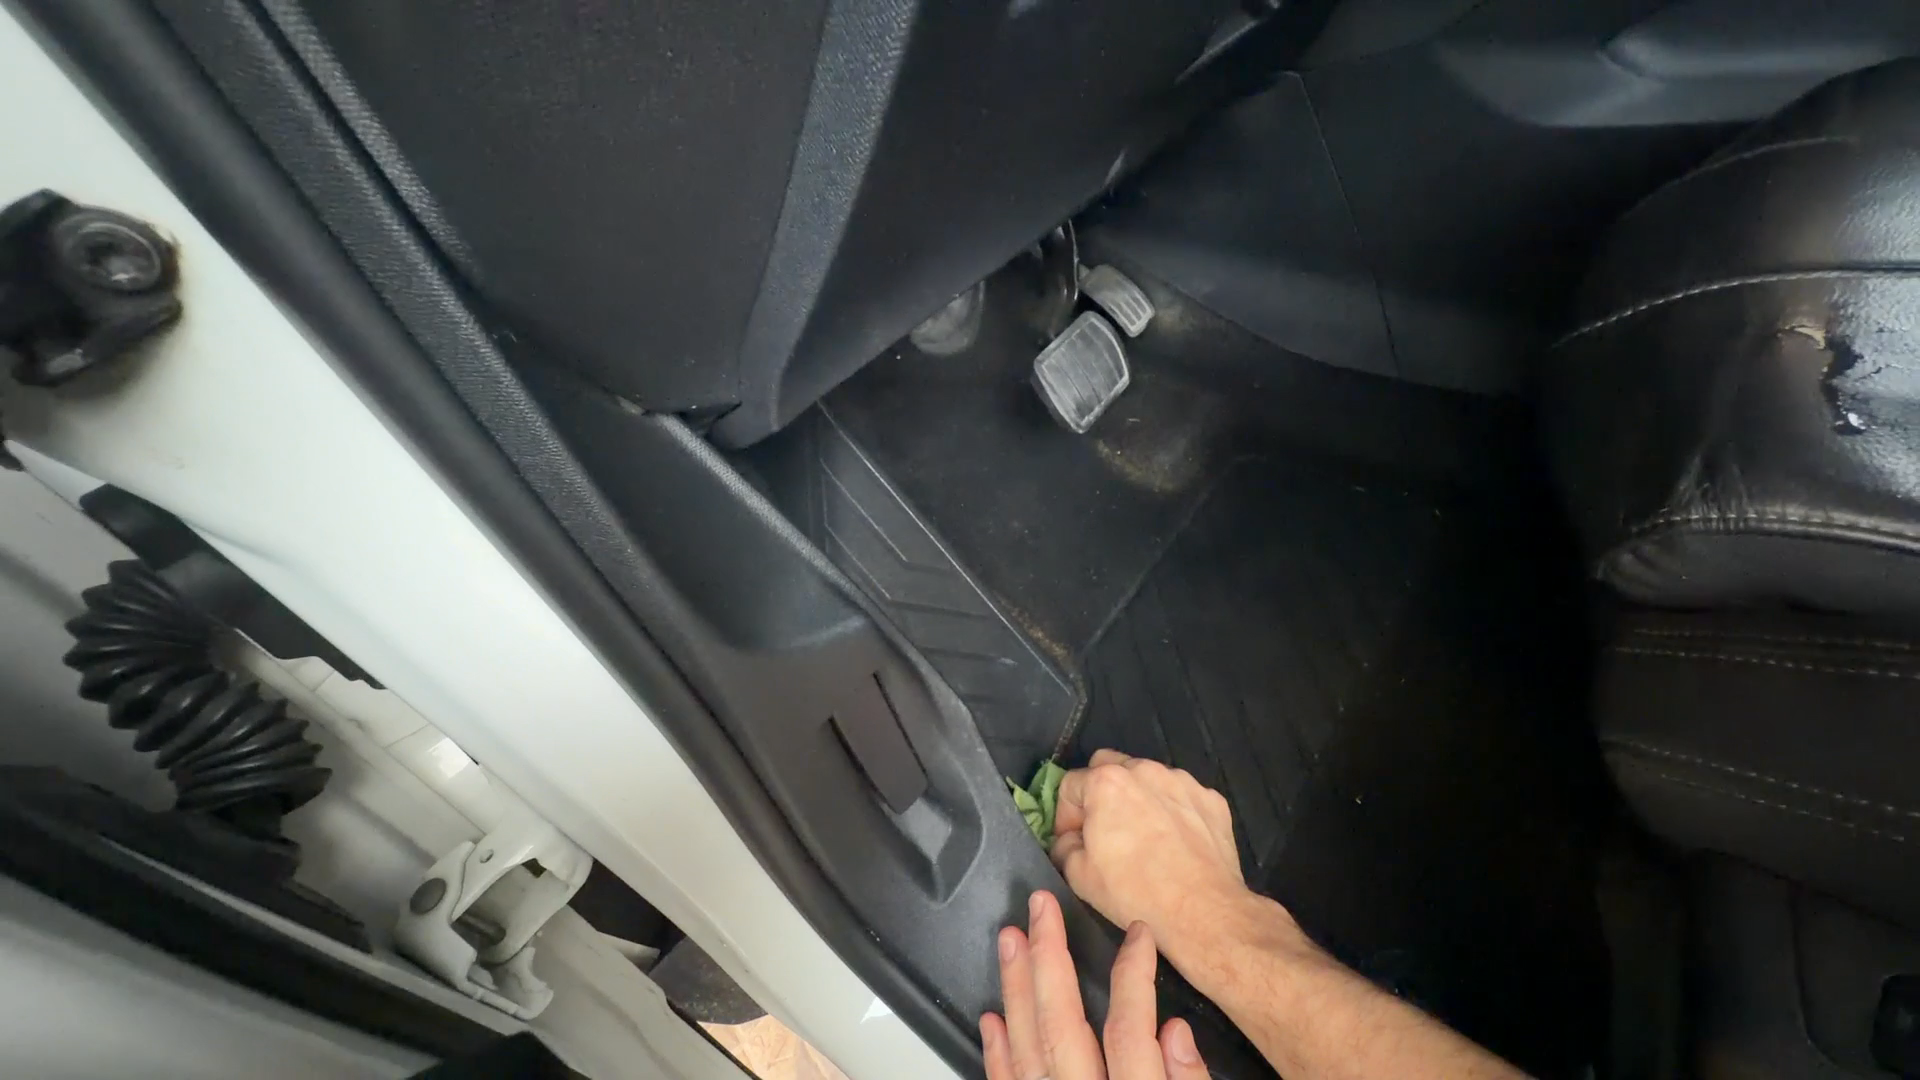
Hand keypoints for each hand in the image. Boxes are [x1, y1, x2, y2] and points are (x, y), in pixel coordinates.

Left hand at [981, 889, 1207, 1079]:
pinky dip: (998, 1054)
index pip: (1129, 1032)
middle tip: (1041, 906)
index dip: (1133, 976)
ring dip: (1016, 990)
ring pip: (1028, 1050)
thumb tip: (1176, 1030)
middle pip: (1062, 1028)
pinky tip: (991, 1018)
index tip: (1139, 932)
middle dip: (1049, 960)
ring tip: (1010, 938)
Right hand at [1050, 750, 1262, 968]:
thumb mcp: (1079, 876)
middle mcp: (1143, 770)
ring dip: (1137, 798)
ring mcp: (1181, 781)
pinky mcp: (1211, 799)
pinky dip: (1171, 810)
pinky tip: (1175, 841)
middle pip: (1108, 766)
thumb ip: (1064, 847)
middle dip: (1098, 792)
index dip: (1065, 815)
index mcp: (1106, 782)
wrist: (1204, 913)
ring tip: (1144, 835)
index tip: (1072, 840)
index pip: (1070, 785)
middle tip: (1103, 828)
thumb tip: (1071, 840)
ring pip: (1146, 778)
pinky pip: (1180, 796)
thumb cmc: (1135, 893)